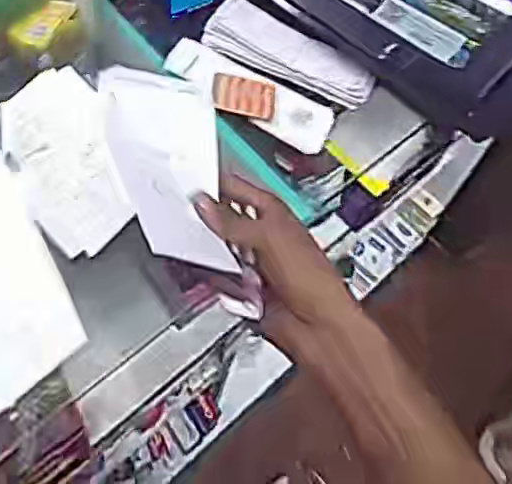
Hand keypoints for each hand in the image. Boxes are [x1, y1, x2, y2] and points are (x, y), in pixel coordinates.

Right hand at [196, 173, 358, 357]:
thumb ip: (231, 220)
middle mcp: (261, 235)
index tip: (190, 183)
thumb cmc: (312, 278)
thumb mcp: (266, 238)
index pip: (235, 187)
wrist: (320, 328)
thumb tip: (204, 203)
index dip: (214, 184)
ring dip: (215, 256)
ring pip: (219, 250)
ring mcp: (253, 261)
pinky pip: (220, 278)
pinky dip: (218, 280)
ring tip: (213, 257)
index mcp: (271, 212)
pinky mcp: (245, 287)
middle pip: (223, 220)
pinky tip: (226, 282)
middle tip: (192, 220)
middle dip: (210, 223)